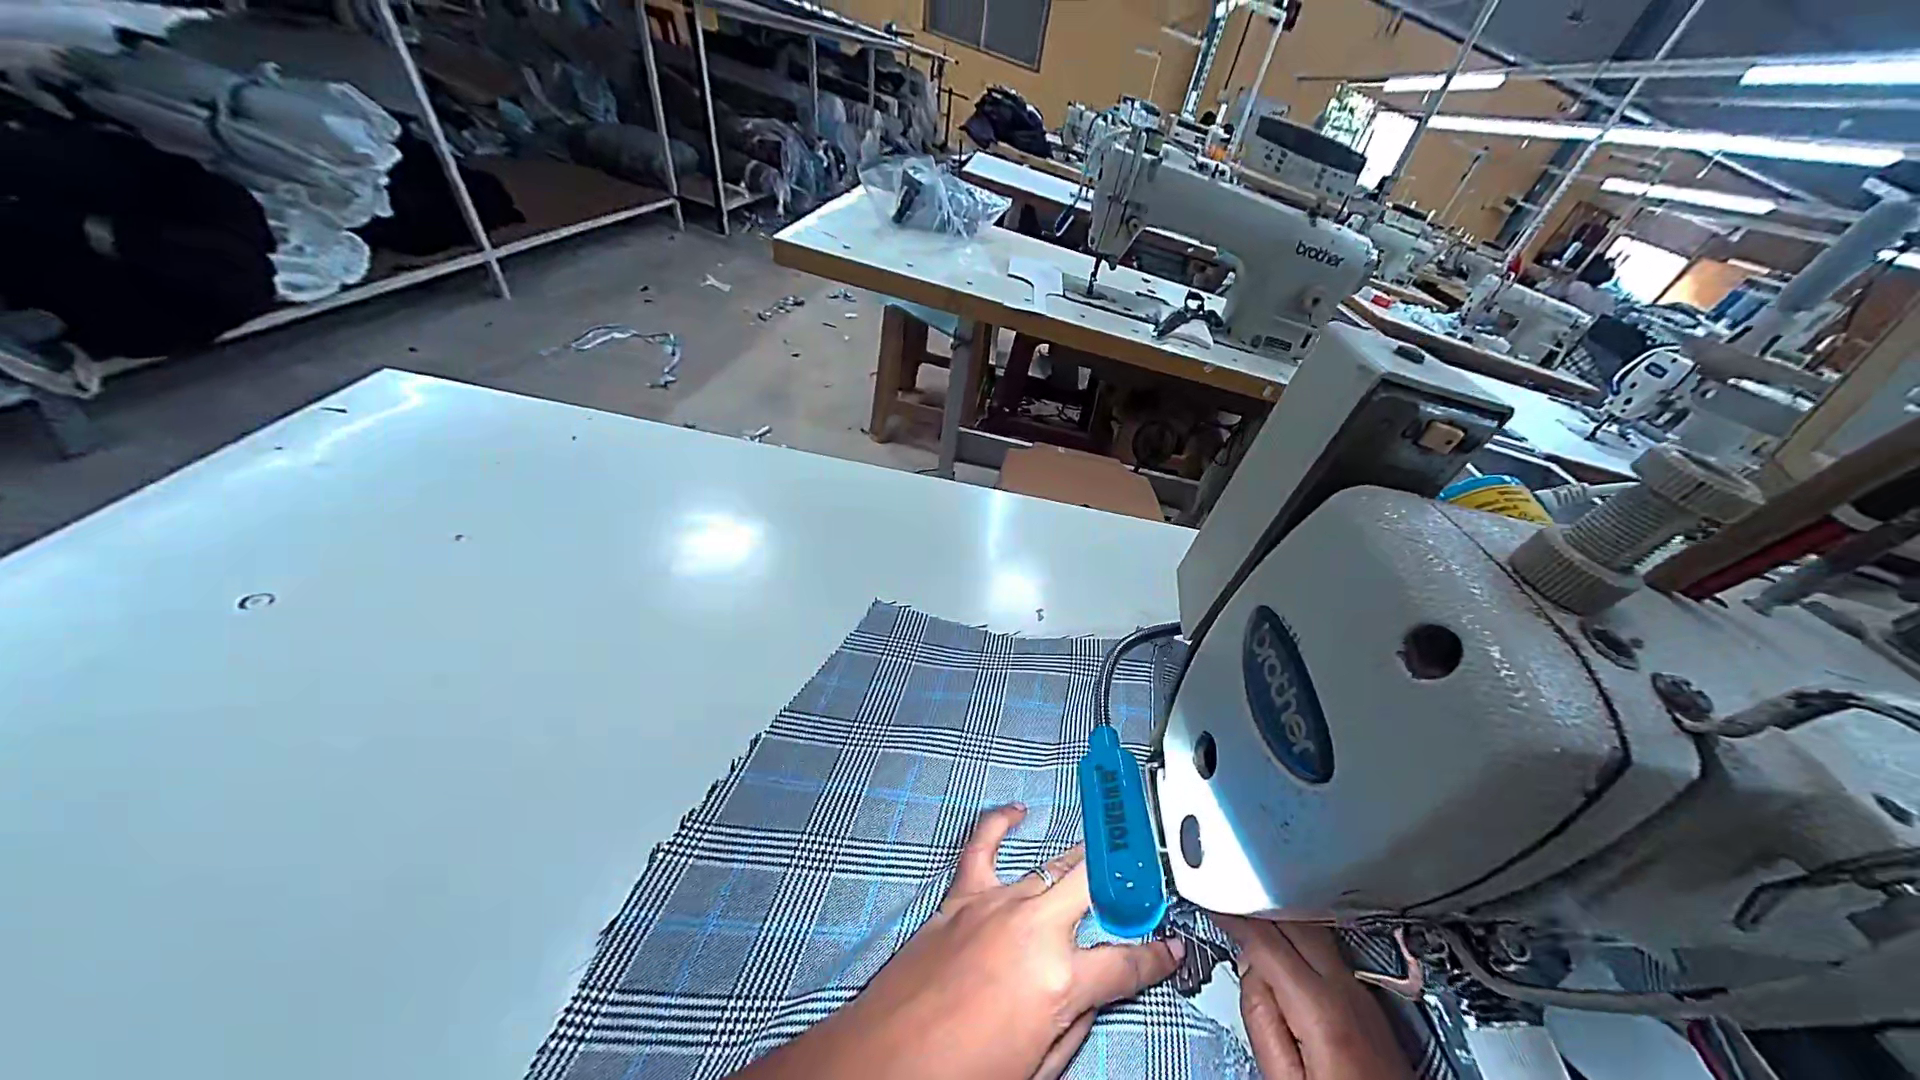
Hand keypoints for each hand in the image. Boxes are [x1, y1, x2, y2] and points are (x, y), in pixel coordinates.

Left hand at [735, 804, 1183, 1079]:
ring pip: (1050, 868)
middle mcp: (1034, 929)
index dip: (1157, 955)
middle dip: (1124, 880)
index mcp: (1061, 980)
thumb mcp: (1040, 1068)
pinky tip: (1016, 811)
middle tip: (1141, 878)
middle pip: (1093, 886)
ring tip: (1101, 853)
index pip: (1127, 961)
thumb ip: (1075, 1023)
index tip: (1172, 946)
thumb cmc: (963, 1074)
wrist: (886, 1061)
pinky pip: (981, 846)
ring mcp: (996, 904)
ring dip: (1078, 864)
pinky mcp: (961, 896)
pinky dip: (998, 823)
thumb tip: (1090, 992)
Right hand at [1218, 915, 1413, 1079]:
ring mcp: (1361, 995)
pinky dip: (1298, 939)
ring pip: (1312, 932)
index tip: (1216, 910)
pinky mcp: (1367, 1002)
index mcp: (1322, 1011)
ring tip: (1251, 929)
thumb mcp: (1285, 1079)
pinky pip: (1326, 952)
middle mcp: (1347, 993)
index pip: (1267, 941)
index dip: (1235, 920)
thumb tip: (1248, 971)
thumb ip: (1260, 1018)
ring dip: (1279, 922)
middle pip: (1294, 924)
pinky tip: (1281, 952)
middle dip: (1257, 913)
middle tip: (1228, 913)